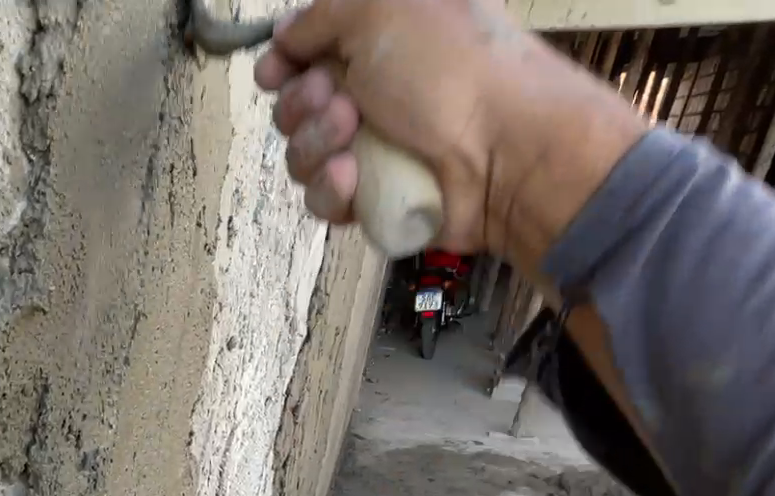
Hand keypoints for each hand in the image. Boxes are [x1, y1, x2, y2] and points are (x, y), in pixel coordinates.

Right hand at [254, 0, 646, 262]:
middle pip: (294, 107)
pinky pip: (321, 198)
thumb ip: (320, 15)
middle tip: (337, 99)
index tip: (274, 72)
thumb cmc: (449, 69)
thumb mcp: (381, 8)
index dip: (283, 62)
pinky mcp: (369, 198)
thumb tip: (283, 35)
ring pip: (301, 156)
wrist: (500, 153)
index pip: (306, 51)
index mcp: (381, 38)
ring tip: (352, 139)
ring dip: (316, 146)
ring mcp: (369, 148)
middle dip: (303, 105)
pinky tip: (355, 178)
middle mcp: (373, 91)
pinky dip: (333, 189)